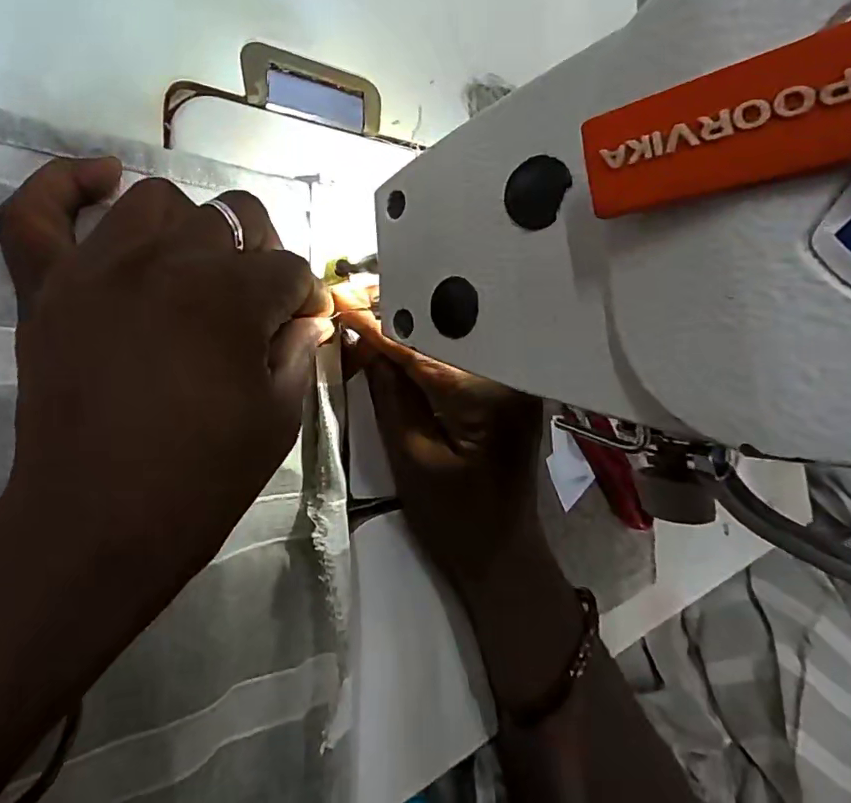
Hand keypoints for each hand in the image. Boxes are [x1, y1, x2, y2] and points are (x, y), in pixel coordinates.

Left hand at [0, 157, 333, 585]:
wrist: (94, 523)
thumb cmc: (195, 483)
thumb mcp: (275, 422)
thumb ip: (296, 352)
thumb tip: (304, 316)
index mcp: (231, 294)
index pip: (287, 269)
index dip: (300, 300)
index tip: (294, 328)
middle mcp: (166, 261)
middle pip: (228, 221)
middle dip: (252, 260)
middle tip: (244, 307)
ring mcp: (97, 267)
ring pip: (153, 201)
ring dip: (183, 227)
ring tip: (185, 267)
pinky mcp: (47, 285)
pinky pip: (35, 210)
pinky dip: (63, 184)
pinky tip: (102, 181)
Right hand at [337, 293, 545, 587]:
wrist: (502, 555)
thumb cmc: (454, 517)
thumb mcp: (409, 455)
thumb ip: (387, 392)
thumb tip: (361, 341)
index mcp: (486, 393)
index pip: (420, 346)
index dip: (375, 323)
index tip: (340, 298)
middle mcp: (507, 376)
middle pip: (440, 330)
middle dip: (393, 310)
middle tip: (350, 294)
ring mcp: (510, 381)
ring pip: (447, 338)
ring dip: (405, 322)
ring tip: (363, 305)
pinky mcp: (502, 389)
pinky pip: (455, 355)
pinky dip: (421, 344)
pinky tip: (391, 334)